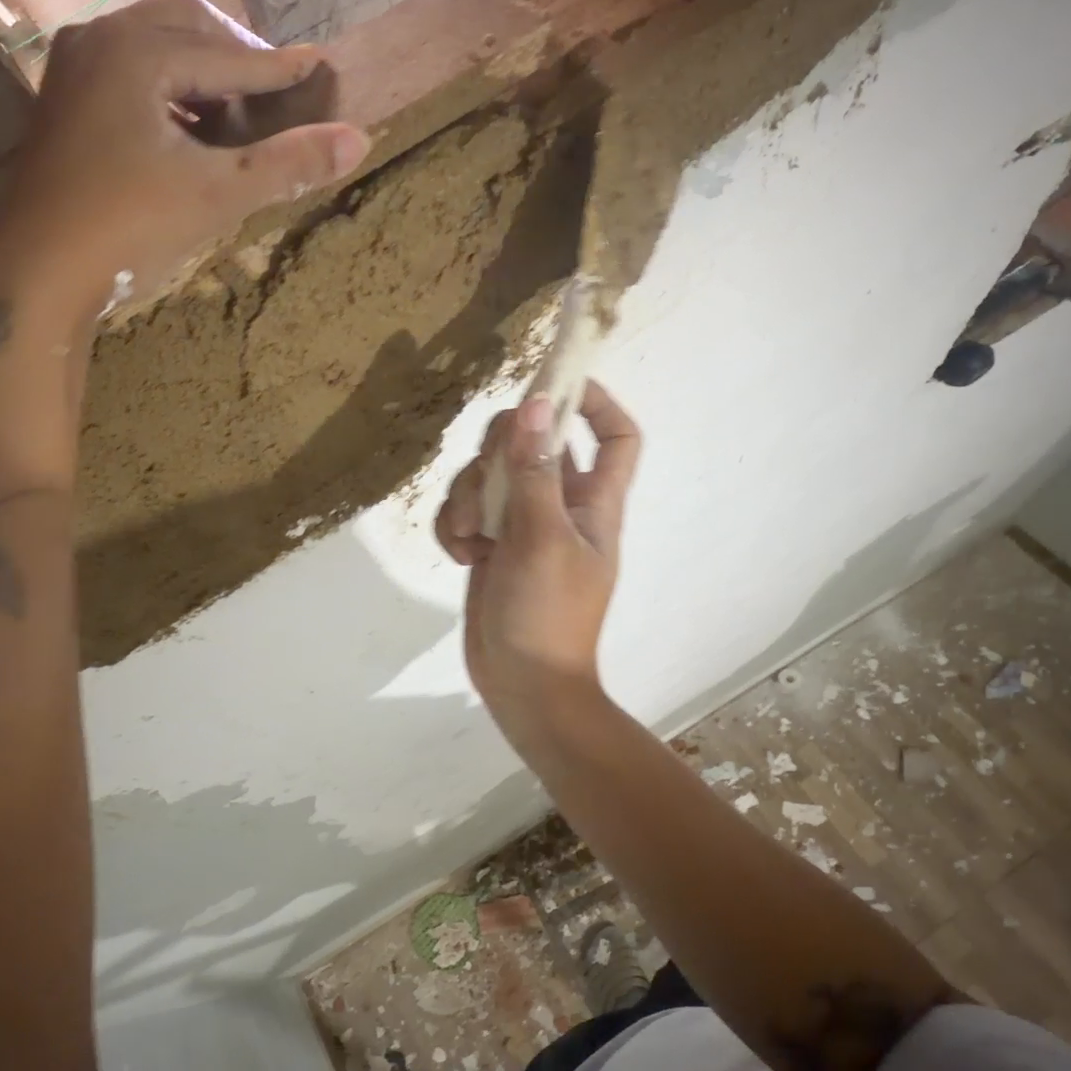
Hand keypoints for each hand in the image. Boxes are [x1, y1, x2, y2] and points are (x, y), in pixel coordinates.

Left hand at [0, 0, 371, 322]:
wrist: (39, 271)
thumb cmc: (128, 227)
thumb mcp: (217, 196)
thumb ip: (286, 163)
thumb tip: (359, 139)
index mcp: (139, 52)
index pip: (229, 54)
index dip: (280, 69)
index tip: (320, 68)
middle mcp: (101, 40)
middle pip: (188, 26)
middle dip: (236, 54)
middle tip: (274, 90)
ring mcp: (75, 69)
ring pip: (154, 46)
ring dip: (201, 69)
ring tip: (235, 110)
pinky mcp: (64, 102)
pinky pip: (129, 72)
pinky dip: (169, 88)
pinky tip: (187, 126)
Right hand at [435, 382, 641, 711]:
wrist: (523, 687)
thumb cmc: (549, 616)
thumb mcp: (542, 539)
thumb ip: (535, 471)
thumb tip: (535, 403)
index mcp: (593, 501)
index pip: (615, 435)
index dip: (595, 402)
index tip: (552, 383)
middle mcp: (559, 504)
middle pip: (529, 442)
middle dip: (496, 458)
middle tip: (488, 492)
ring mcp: (522, 525)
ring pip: (488, 476)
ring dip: (467, 501)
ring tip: (470, 542)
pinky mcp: (490, 545)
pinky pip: (465, 511)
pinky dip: (455, 527)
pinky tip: (460, 557)